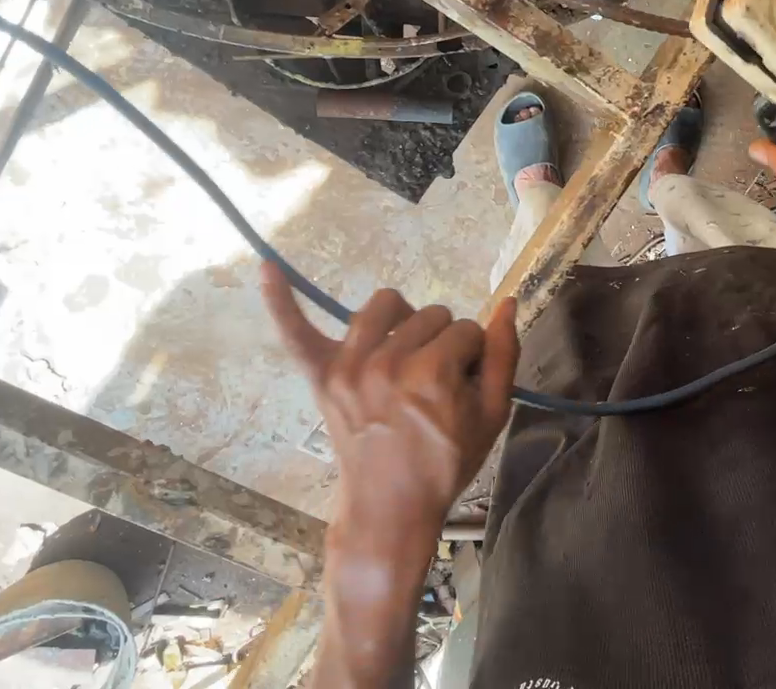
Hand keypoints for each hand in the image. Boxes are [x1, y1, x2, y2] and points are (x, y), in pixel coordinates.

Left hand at [261, 264, 519, 531]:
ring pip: (385, 305)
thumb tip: (508, 302)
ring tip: (405, 350)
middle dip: (443, 341)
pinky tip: (266, 267)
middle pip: (431, 315)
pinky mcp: (322, 375)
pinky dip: (281, 300)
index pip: (467, 330)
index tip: (465, 385)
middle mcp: (389, 361)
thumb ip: (505, 355)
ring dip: (403, 320)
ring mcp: (350, 366)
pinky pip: (296, 331)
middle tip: (438, 381)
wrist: (391, 507)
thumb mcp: (493, 415)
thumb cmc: (448, 462)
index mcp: (434, 373)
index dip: (473, 355)